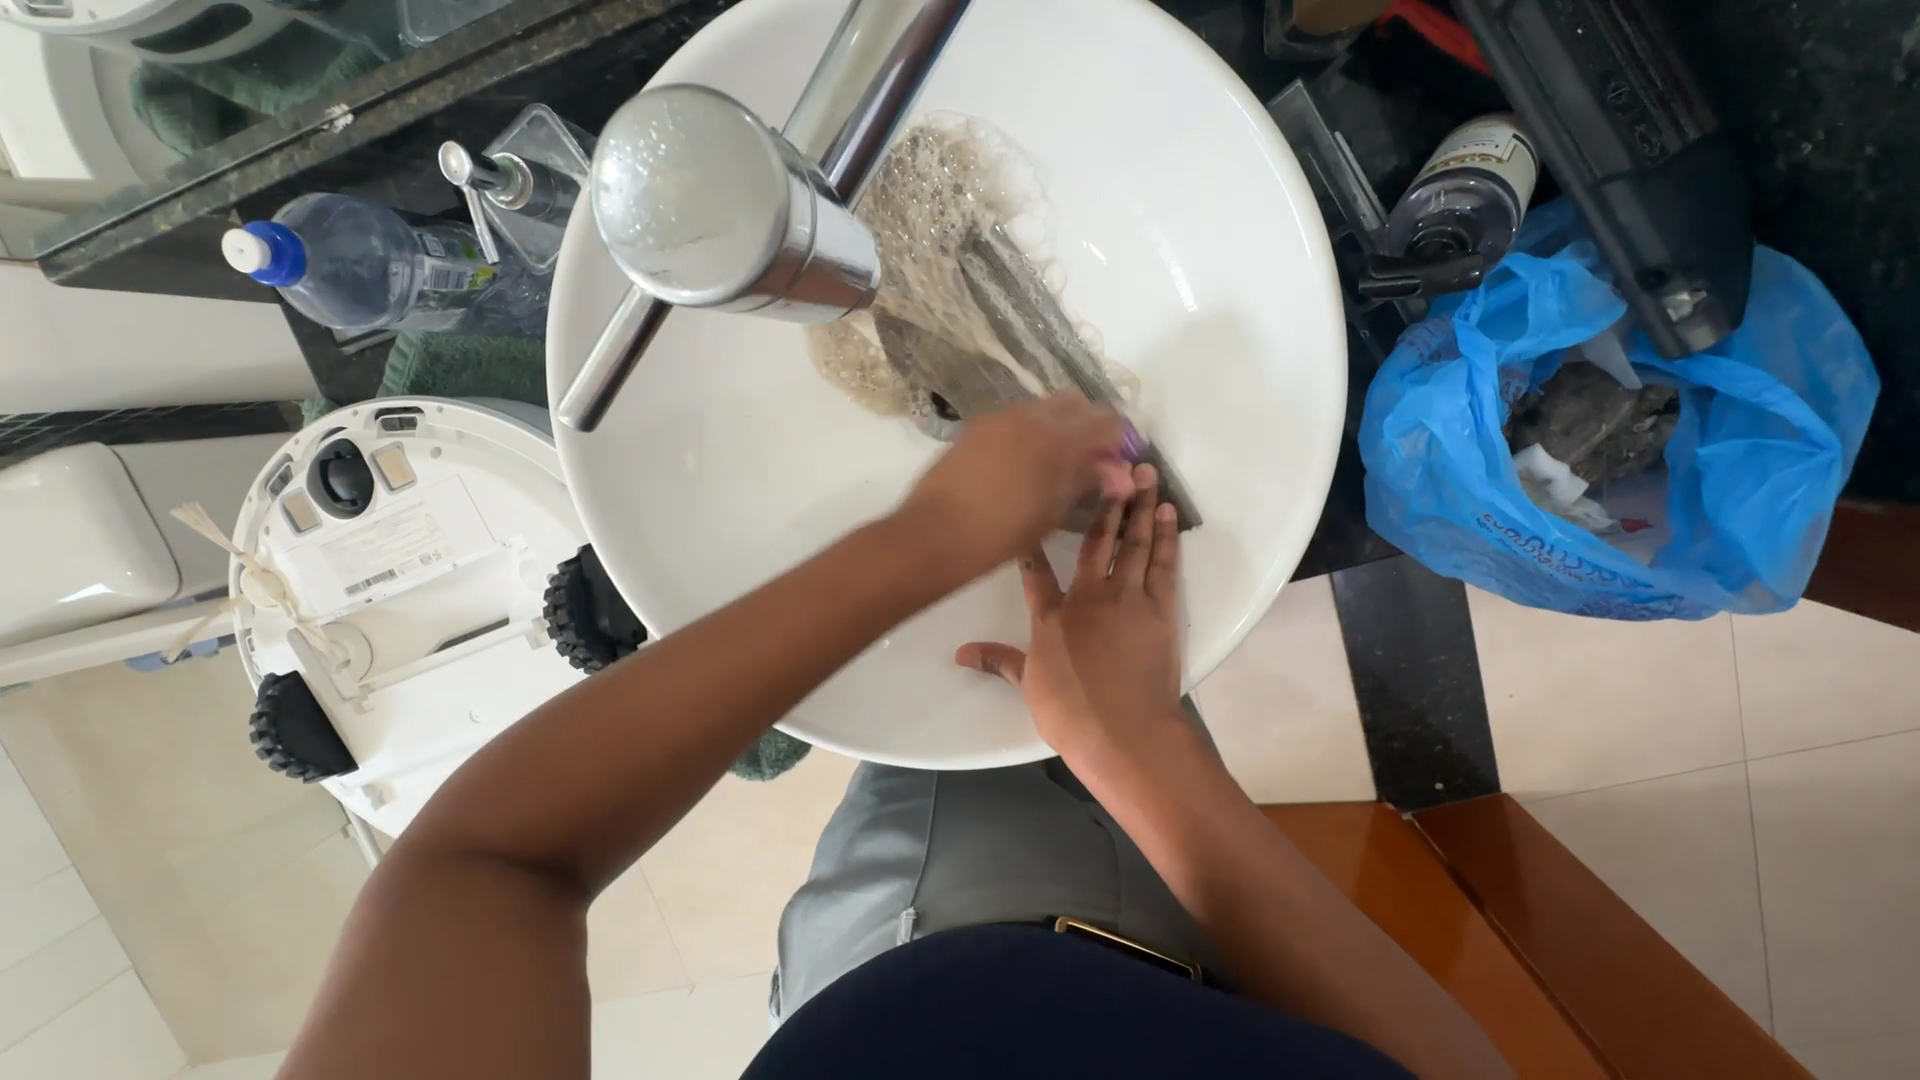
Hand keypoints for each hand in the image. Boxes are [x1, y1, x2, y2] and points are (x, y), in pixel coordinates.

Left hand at [893, 395, 1133, 582]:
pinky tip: (1025, 461)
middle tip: (1092, 460)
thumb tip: (1121, 474)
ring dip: (1060, 425)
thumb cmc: (1003, 532)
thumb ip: (1088, 482)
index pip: (1108, 422)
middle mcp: (1034, 416)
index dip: (1120, 441)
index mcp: (1060, 439)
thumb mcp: (1053, 511)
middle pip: (1078, 404)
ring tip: (1057, 463)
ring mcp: (1002, 416)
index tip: (1119, 463)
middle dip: (1091, 426)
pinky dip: (1032, 430)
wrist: (937, 532)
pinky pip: (1018, 417)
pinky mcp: (979, 424)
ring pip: (1046, 407)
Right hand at [954, 463, 1187, 765]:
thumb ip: (999, 662)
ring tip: (1147, 475)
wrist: (1123, 731)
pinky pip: (1163, 564)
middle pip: (1095, 541)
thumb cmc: (1072, 712)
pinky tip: (1168, 514)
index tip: (1035, 509)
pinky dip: (1167, 537)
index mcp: (1053, 616)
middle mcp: (1089, 596)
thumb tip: (960, 654)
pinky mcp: (1160, 608)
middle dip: (1104, 503)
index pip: (1037, 571)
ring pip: (1133, 543)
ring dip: (1140, 507)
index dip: (1033, 542)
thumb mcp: (1029, 685)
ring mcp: (1128, 599)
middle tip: (1114, 466)